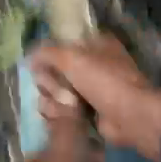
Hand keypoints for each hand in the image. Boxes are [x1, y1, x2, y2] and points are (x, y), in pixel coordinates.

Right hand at [30, 36, 160, 161]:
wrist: (130, 117)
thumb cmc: (104, 81)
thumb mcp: (72, 58)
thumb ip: (47, 52)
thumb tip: (30, 57)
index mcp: (93, 44)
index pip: (59, 45)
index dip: (48, 56)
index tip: (41, 65)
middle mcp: (90, 64)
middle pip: (52, 70)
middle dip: (50, 82)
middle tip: (59, 88)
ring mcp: (87, 89)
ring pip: (53, 91)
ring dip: (54, 99)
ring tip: (68, 105)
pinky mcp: (85, 111)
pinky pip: (60, 109)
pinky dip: (60, 113)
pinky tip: (67, 115)